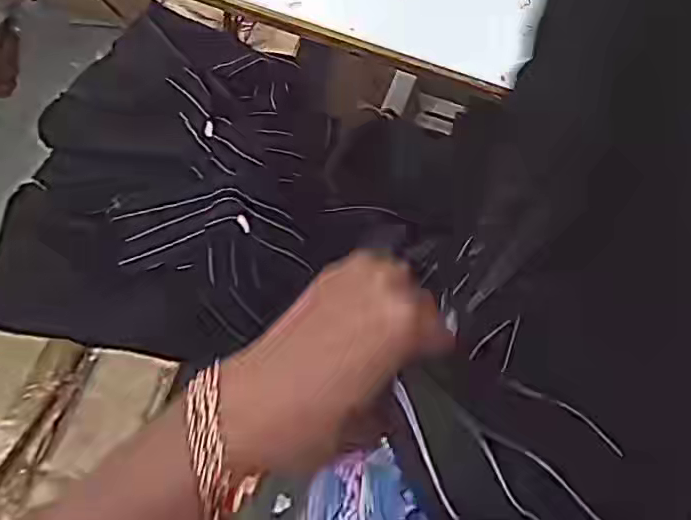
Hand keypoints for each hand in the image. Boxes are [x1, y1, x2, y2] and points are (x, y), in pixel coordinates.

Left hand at [218, 252, 451, 473]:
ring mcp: (357, 273)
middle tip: (401, 348)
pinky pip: (367, 271)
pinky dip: (367, 288)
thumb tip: (402, 379)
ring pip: (396, 276)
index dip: (439, 346)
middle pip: (422, 295)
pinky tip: (355, 315)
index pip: (443, 326)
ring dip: (393, 298)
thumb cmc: (305, 419)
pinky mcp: (330, 272)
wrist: (247, 407)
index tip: (433, 355)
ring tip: (377, 329)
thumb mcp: (372, 418)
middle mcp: (386, 286)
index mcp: (406, 320)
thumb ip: (400, 386)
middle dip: (415, 319)